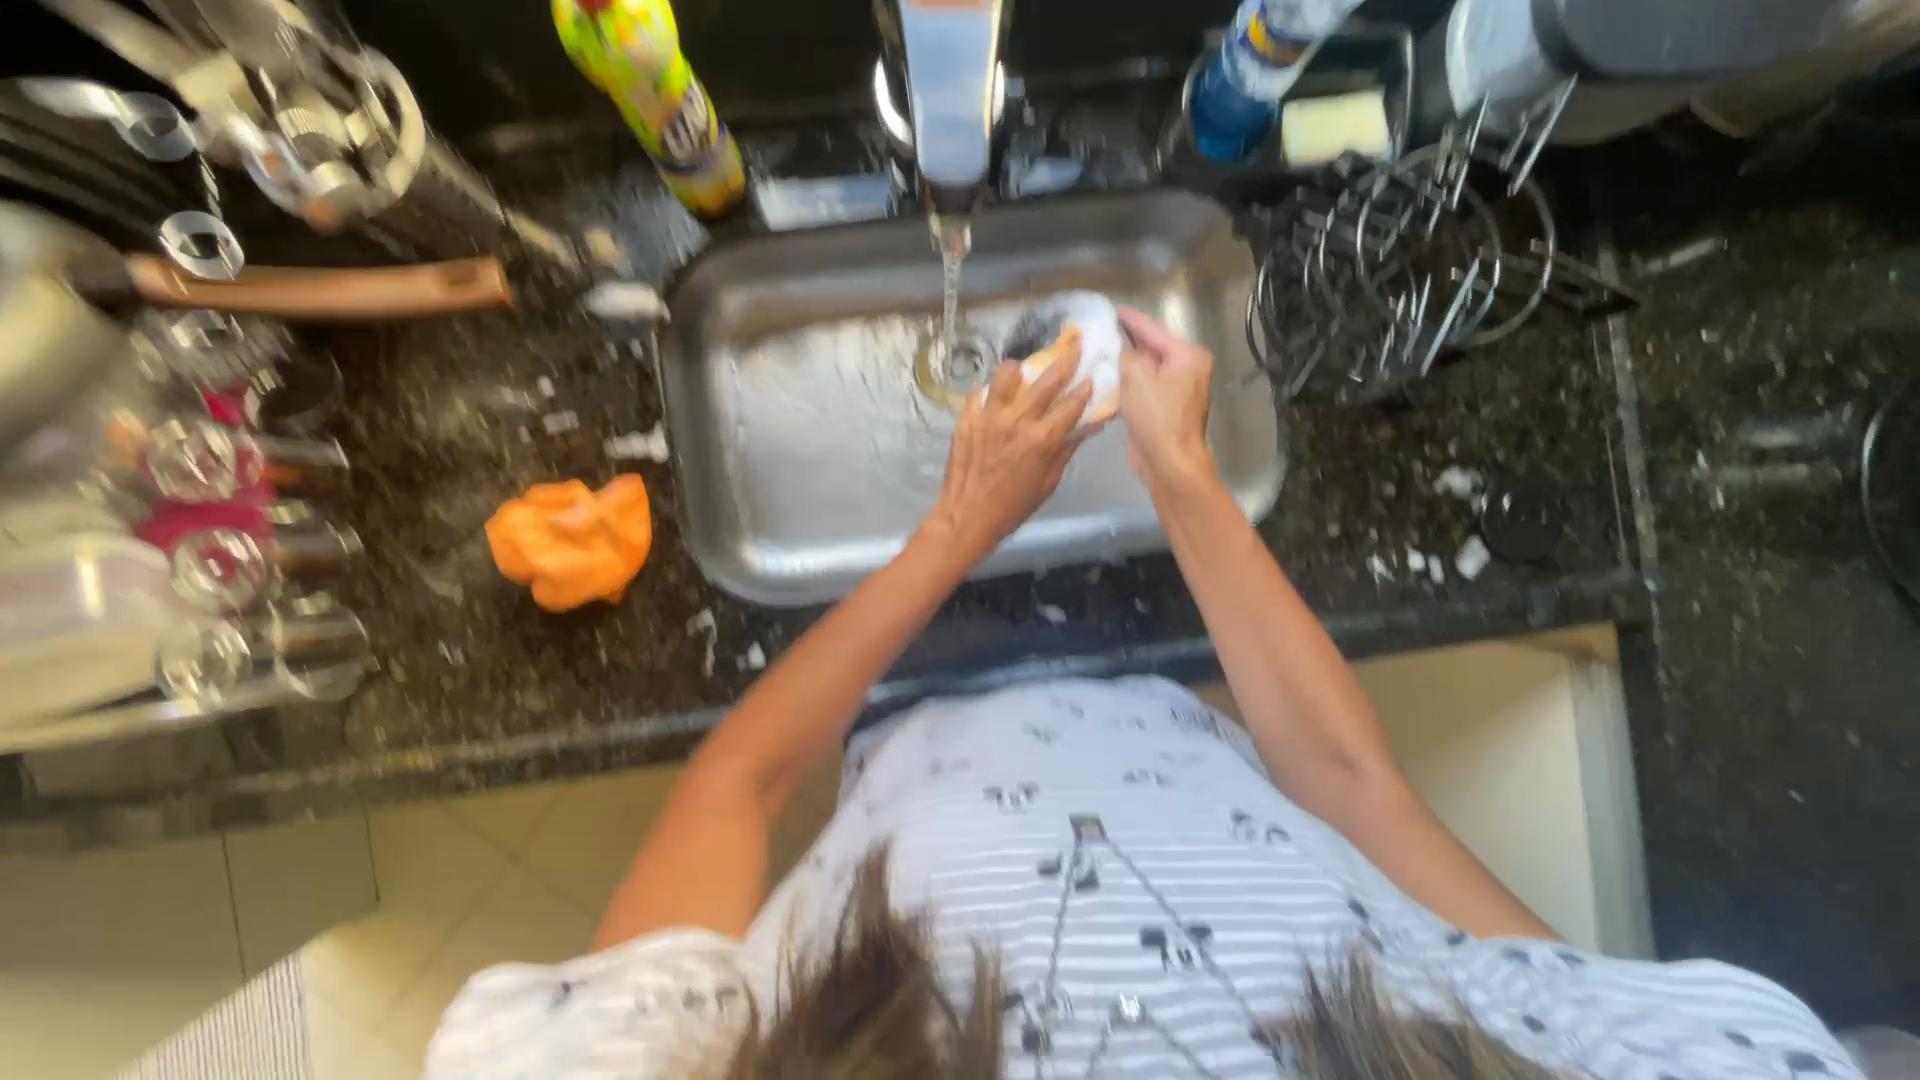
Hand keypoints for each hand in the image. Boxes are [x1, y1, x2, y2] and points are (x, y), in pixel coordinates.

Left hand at [921, 352, 1097, 562]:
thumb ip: (1067, 449)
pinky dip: (990, 390)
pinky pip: (980, 392)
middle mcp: (1016, 421)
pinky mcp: (967, 418)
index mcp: (1041, 439)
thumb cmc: (1012, 507)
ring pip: (1007, 375)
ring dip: (1020, 368)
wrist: (966, 516)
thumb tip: (1090, 426)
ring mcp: (988, 416)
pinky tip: (995, 394)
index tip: (1092, 375)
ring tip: (1023, 369)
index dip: (1085, 389)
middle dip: (1064, 362)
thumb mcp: (1048, 482)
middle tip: (1074, 348)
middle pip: (1045, 382)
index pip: (1071, 405)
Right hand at [1116, 306, 1217, 488]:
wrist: (1168, 462)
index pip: (1154, 330)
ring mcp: (1177, 391)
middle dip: (1128, 340)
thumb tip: (1120, 346)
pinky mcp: (1164, 409)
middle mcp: (1187, 370)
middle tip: (1103, 328)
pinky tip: (1107, 377)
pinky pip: (1144, 388)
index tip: (1114, 309)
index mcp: (1188, 356)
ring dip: (1125, 362)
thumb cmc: (1157, 417)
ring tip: (1100, 349)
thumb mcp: (1136, 376)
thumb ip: (1126, 354)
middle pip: (1153, 348)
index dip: (1132, 319)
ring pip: (1146, 369)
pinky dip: (1127, 382)